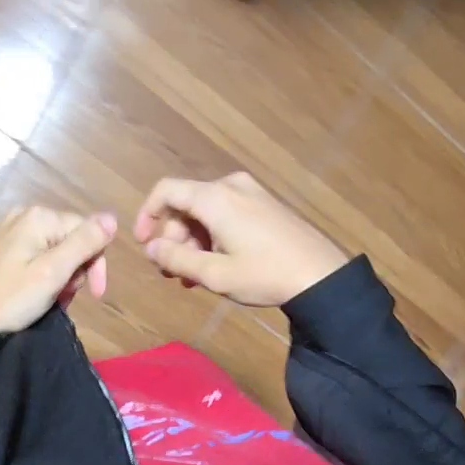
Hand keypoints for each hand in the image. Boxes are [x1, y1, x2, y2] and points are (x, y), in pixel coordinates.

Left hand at [0, 207, 116, 333]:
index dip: (96, 263)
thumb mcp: (54, 272)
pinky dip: (46, 275)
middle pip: (71, 239)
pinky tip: (39, 293)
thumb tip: (112, 218)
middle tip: (65, 297)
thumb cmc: (14, 297)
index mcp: (40, 216)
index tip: (95, 295)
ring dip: (62, 276)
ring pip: (56, 250)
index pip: (87, 231)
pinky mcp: (4, 247)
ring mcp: (13, 230)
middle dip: (76, 270)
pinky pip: (38, 255)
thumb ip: (84, 243)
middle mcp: (26, 215)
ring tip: (52, 298)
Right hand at [133, 173, 347, 306]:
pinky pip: (226, 214)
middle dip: (174, 239)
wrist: (319, 275)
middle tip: (175, 274)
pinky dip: (213, 237)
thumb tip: (151, 249)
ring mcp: (250, 193)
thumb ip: (177, 260)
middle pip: (186, 205)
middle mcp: (230, 186)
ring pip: (205, 212)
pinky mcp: (264, 205)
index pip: (166, 191)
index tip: (144, 245)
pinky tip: (216, 266)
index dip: (147, 216)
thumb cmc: (264, 275)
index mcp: (214, 198)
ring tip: (195, 278)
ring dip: (193, 243)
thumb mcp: (215, 275)